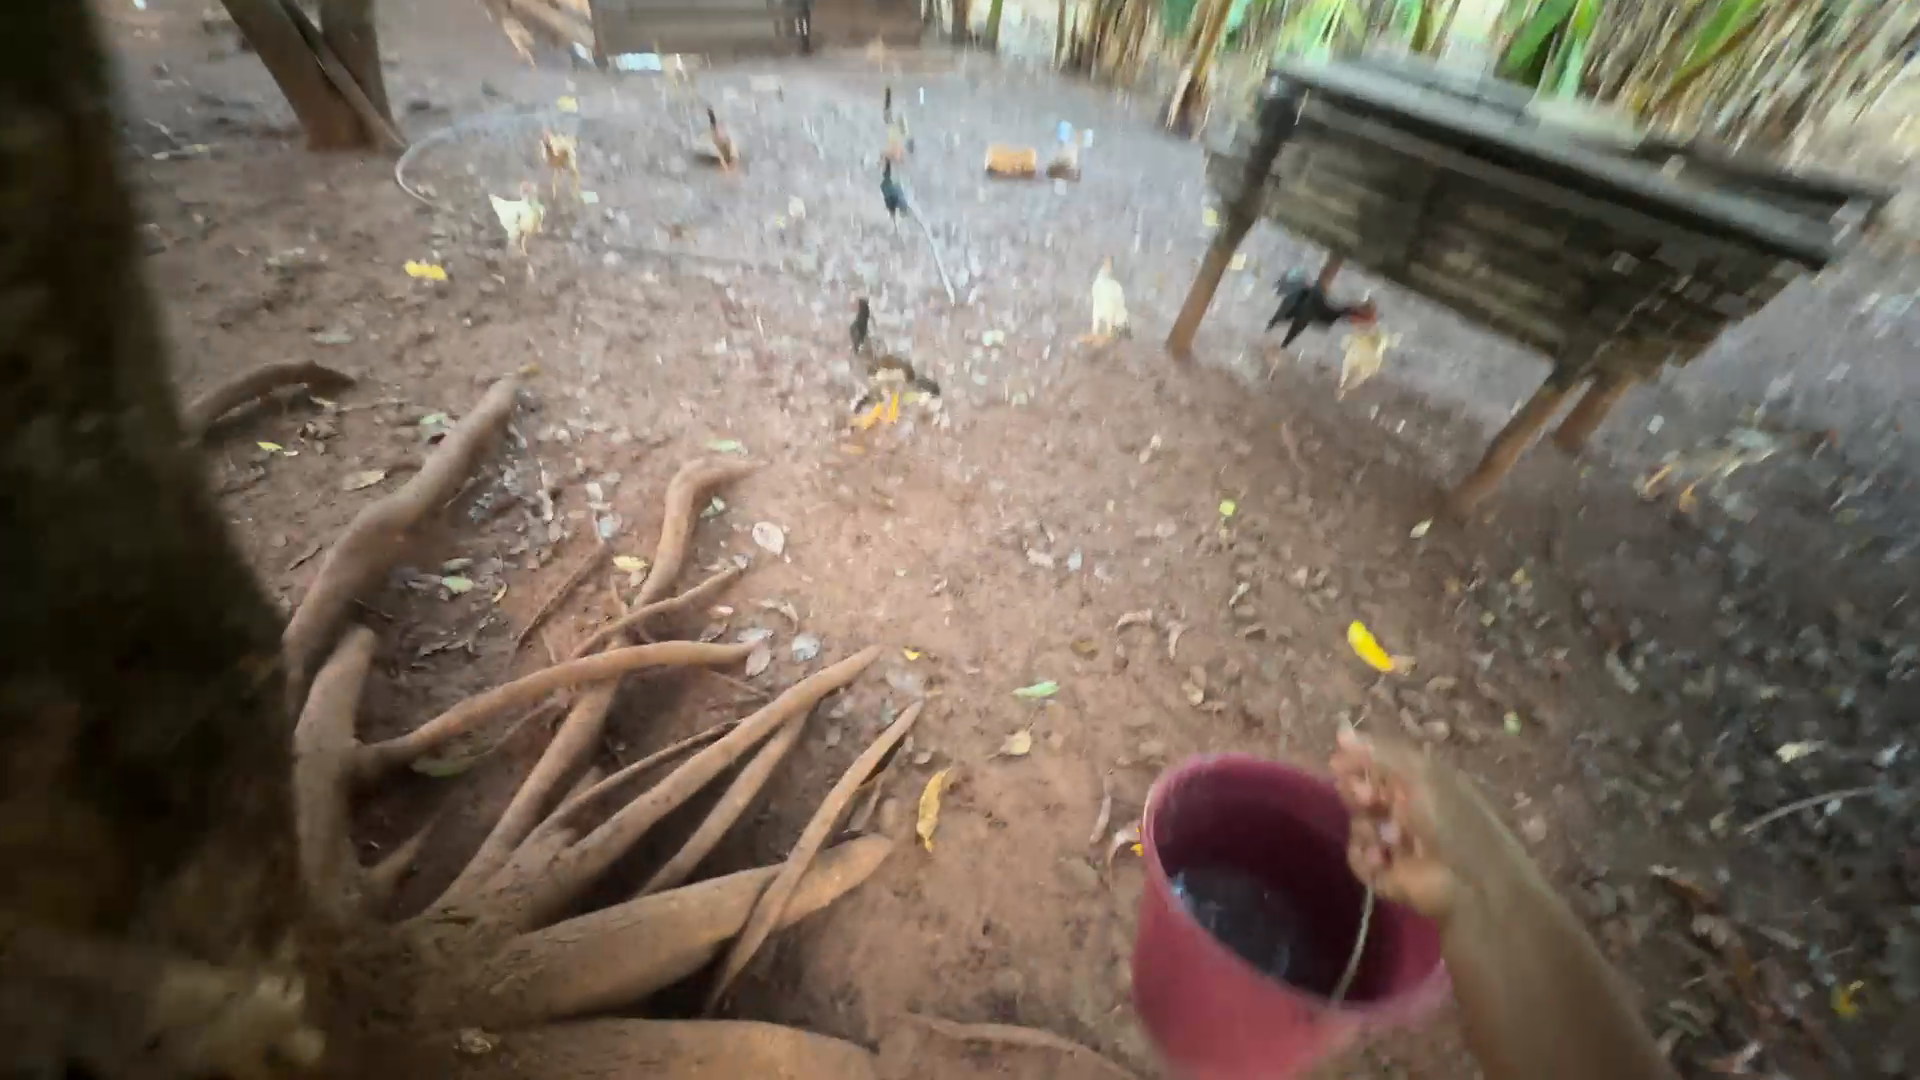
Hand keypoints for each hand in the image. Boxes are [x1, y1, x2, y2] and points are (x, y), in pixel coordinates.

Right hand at [1330, 730, 1527, 926]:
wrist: (1472, 885)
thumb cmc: (1451, 821)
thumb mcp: (1420, 775)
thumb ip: (1379, 753)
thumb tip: (1340, 732)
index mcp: (1417, 785)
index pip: (1374, 766)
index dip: (1355, 764)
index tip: (1339, 764)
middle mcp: (1403, 811)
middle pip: (1360, 793)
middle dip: (1357, 794)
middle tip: (1367, 800)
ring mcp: (1393, 843)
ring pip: (1357, 824)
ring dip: (1365, 828)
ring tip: (1385, 840)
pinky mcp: (1384, 873)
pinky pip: (1357, 857)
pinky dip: (1365, 857)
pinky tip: (1381, 859)